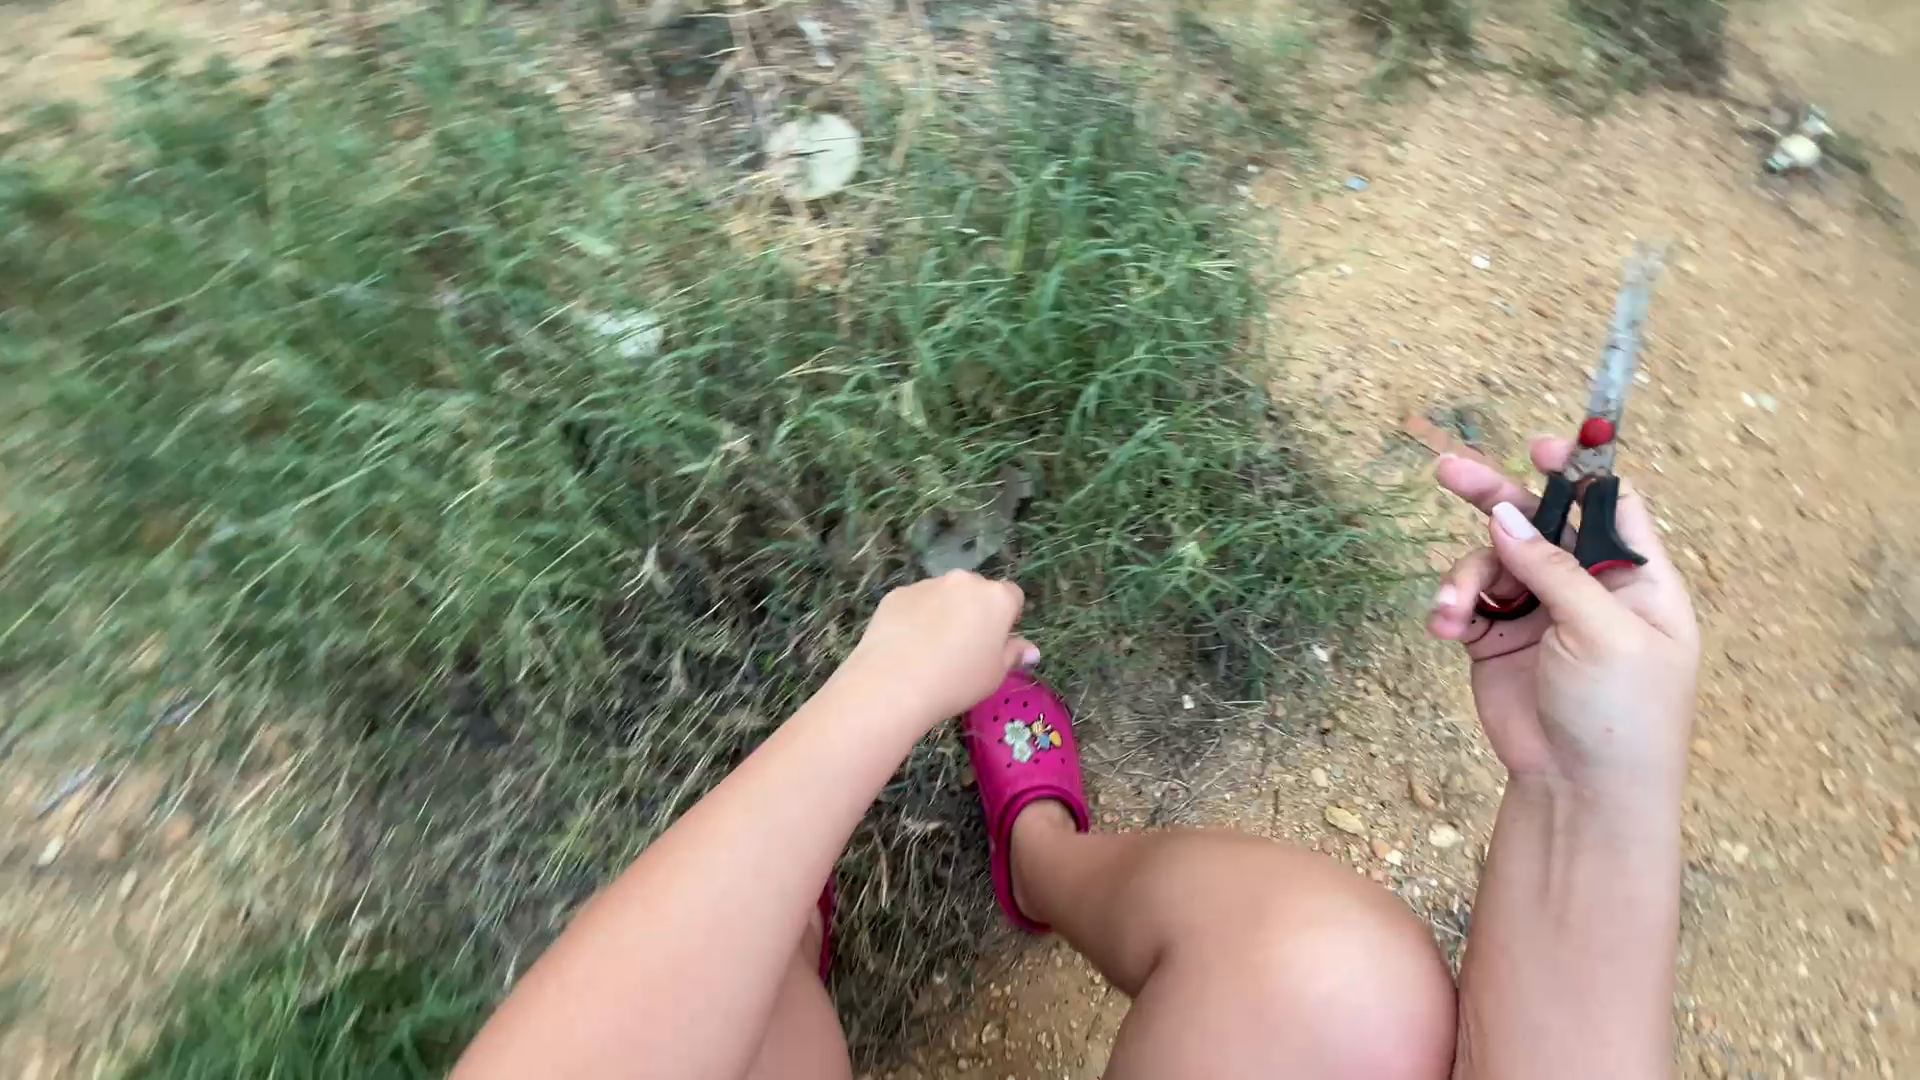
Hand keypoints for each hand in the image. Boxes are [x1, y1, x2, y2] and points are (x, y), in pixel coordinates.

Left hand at [830, 570, 1037, 729]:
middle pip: (976, 591)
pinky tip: (906, 645)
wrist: (895, 682)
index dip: (1007, 618)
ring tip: (930, 648)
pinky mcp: (898, 593)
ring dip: (944, 611)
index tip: (995, 641)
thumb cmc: (957, 681)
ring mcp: (928, 584)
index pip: (1012, 596)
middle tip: (963, 645)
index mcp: (996, 598)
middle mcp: (964, 582)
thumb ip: (1013, 654)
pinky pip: (915, 602)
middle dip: (974, 610)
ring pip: (944, 594)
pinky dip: (915, 616)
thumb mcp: (994, 675)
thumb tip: (1031, 650)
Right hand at [1427, 437, 1698, 795]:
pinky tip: (1445, 629)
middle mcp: (1580, 586)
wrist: (1577, 783)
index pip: (1607, 510)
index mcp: (1632, 580)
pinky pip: (1462, 601)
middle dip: (1490, 498)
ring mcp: (1533, 610)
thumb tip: (1504, 517)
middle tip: (1445, 470)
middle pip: (1532, 525)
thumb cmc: (1621, 710)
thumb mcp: (1601, 633)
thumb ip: (1553, 571)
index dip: (1577, 476)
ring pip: (1485, 564)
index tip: (1542, 447)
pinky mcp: (1491, 634)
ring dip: (1460, 581)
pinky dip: (1449, 610)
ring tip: (1449, 614)